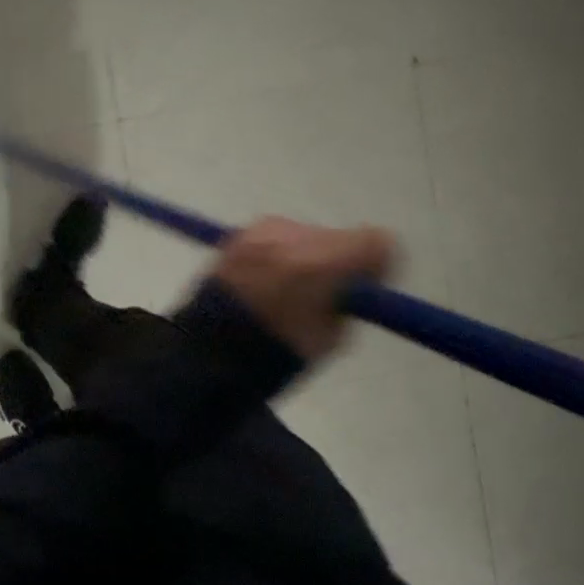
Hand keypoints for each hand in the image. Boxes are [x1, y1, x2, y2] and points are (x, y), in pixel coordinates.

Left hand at [210, 217, 396, 360]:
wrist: (208, 350)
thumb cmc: (276, 352)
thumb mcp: (334, 335)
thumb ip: (352, 300)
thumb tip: (358, 282)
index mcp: (320, 263)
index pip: (376, 241)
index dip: (375, 265)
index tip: (365, 287)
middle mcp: (291, 236)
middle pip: (337, 237)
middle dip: (337, 261)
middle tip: (321, 294)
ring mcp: (260, 232)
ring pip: (305, 235)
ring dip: (305, 256)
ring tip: (284, 291)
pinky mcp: (237, 234)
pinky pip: (275, 237)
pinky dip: (278, 254)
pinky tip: (263, 282)